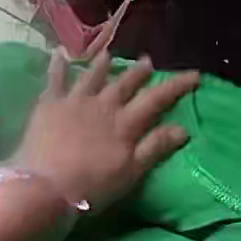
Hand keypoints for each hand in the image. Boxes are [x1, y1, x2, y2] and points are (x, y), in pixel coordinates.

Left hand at [13, 49, 197, 210]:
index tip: (194, 75)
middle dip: (138, 73)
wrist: (45, 187)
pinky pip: (54, 80)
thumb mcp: (130, 172)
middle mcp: (102, 105)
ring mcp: (74, 102)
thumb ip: (154, 148)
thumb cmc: (92, 186)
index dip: (176, 86)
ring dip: (101, 65)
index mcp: (125, 124)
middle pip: (124, 84)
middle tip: (148, 62)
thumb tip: (183, 129)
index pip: (156, 99)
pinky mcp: (48, 106)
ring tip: (109, 55)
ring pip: (92, 77)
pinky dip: (58, 65)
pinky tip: (59, 53)